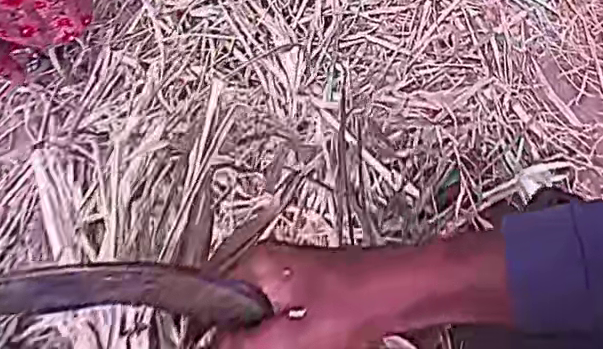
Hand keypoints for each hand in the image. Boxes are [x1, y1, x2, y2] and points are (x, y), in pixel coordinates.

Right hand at [218, 244, 399, 348]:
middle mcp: (272, 262)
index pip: (214, 295)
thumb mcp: (293, 337)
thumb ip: (247, 344)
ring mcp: (290, 275)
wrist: (397, 293)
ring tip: (286, 344)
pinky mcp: (307, 290)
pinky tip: (298, 342)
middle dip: (238, 334)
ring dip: (260, 337)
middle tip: (248, 348)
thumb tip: (214, 345)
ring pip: (258, 315)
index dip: (209, 329)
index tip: (205, 344)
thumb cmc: (358, 300)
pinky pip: (278, 317)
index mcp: (260, 263)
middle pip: (236, 306)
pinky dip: (279, 334)